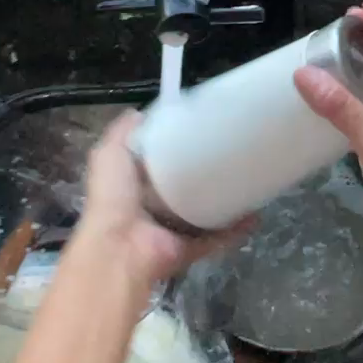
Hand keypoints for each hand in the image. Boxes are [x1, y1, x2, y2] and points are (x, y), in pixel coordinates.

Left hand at [76, 113, 248, 284]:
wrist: (120, 247)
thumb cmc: (114, 197)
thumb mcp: (109, 154)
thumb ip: (121, 133)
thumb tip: (138, 112)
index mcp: (134, 186)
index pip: (157, 164)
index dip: (174, 148)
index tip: (199, 131)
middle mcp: (152, 209)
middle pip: (183, 188)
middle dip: (203, 174)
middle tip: (230, 153)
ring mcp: (171, 231)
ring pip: (203, 214)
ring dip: (224, 202)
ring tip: (247, 182)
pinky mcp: (188, 249)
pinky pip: (216, 238)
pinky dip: (235, 230)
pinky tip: (254, 215)